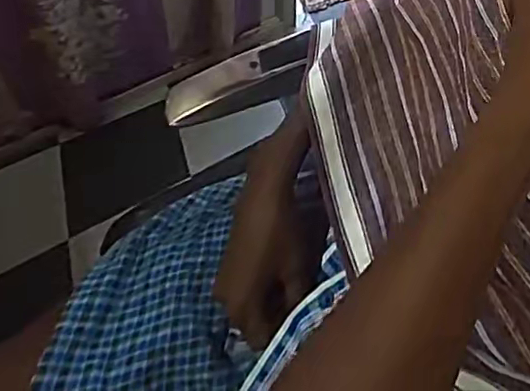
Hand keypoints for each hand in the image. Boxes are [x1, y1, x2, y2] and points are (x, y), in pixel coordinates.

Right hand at [214, 150, 316, 347]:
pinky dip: (263, 281)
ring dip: (271, 296)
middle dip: (278, 313)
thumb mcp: (298, 268)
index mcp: (240, 308)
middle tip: (303, 297)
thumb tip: (300, 315)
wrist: (264, 190)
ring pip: (251, 301)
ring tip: (295, 280)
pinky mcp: (228, 260)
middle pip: (254, 321)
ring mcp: (224, 279)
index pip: (262, 339)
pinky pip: (246, 284)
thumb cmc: (282, 231)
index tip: (304, 317)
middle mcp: (224, 300)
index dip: (285, 331)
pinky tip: (281, 266)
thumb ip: (298, 299)